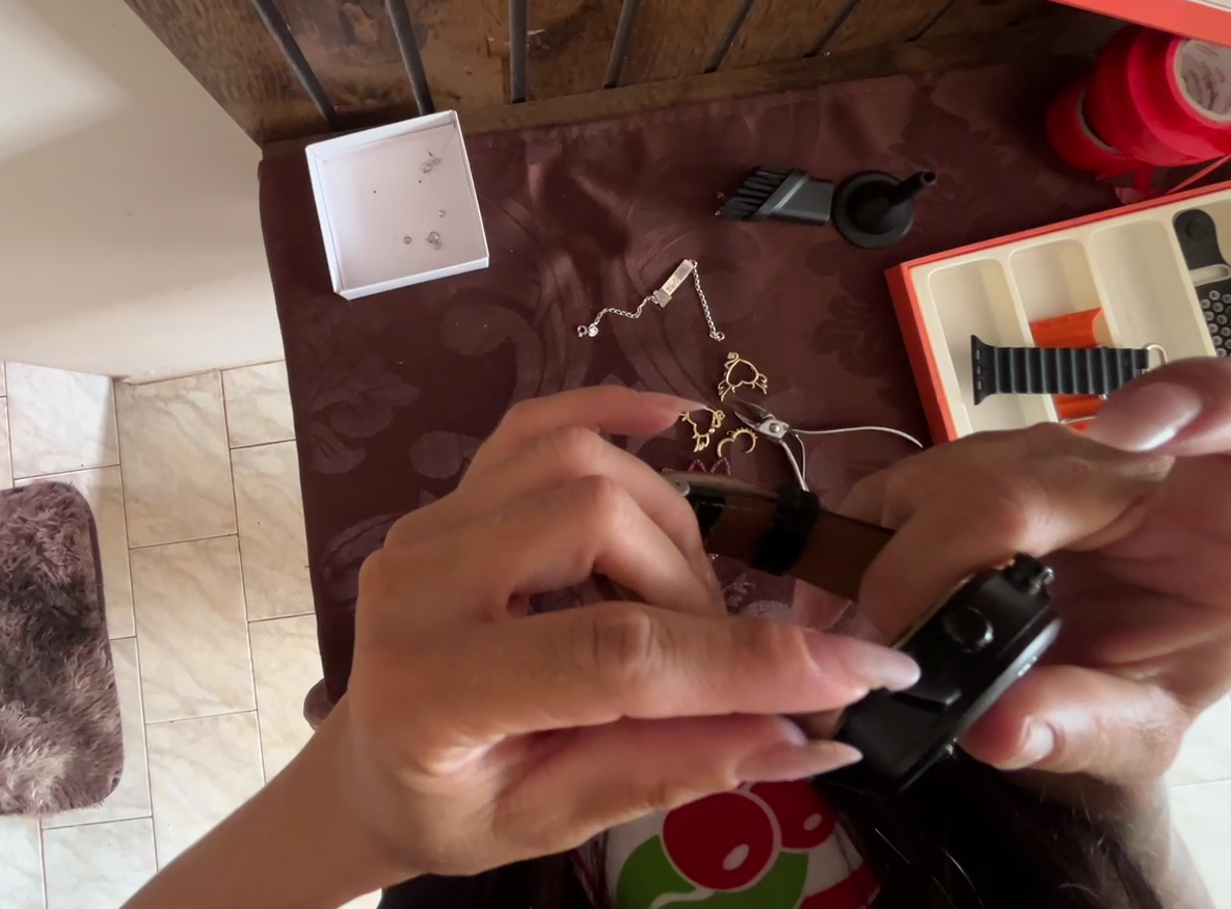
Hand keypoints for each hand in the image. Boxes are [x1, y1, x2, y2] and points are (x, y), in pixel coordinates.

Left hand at [323, 386, 920, 878]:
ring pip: (573, 457)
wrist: (371, 756)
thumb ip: (670, 766)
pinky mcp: (451, 494)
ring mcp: (429, 519)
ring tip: (680, 589)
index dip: (743, 659)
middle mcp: (417, 577)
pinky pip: (533, 424)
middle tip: (718, 646)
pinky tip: (670, 417)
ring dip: (662, 516)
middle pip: (592, 517)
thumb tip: (808, 731)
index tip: (859, 670)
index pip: (610, 653)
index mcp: (432, 687)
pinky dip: (607, 411)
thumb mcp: (551, 820)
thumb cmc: (449, 806)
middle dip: (691, 584)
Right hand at [839, 357, 1230, 785]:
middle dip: (933, 572)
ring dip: (888, 564)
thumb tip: (994, 727)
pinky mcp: (946, 462)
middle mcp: (1110, 461)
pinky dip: (856, 546)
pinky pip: (888, 489)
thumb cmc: (1140, 665)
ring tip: (873, 634)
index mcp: (1222, 512)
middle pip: (1008, 487)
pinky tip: (849, 595)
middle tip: (899, 655)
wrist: (1083, 650)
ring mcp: (1016, 451)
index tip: (1136, 430)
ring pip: (932, 482)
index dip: (1216, 401)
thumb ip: (1085, 727)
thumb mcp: (1145, 721)